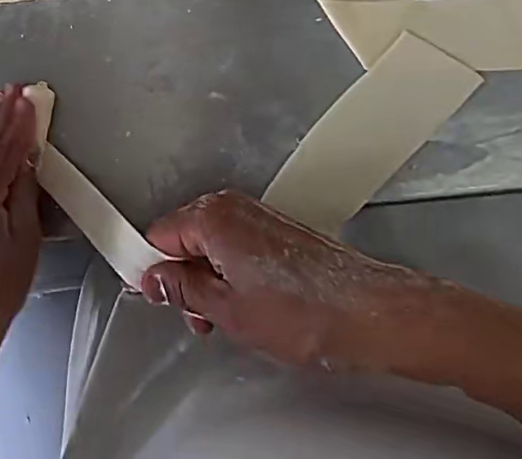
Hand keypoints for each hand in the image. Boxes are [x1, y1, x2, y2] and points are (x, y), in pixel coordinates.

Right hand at [139, 190, 473, 373]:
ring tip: (230, 316)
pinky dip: (230, 269)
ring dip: (207, 276)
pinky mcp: (271, 225)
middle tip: (198, 315)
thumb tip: (158, 280)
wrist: (370, 313)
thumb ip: (183, 291)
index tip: (151, 292)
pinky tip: (249, 301)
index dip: (151, 269)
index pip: (157, 235)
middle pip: (181, 235)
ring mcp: (254, 213)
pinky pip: (232, 241)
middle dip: (182, 276)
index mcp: (212, 217)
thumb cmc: (311, 313)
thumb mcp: (229, 313)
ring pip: (207, 240)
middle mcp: (231, 205)